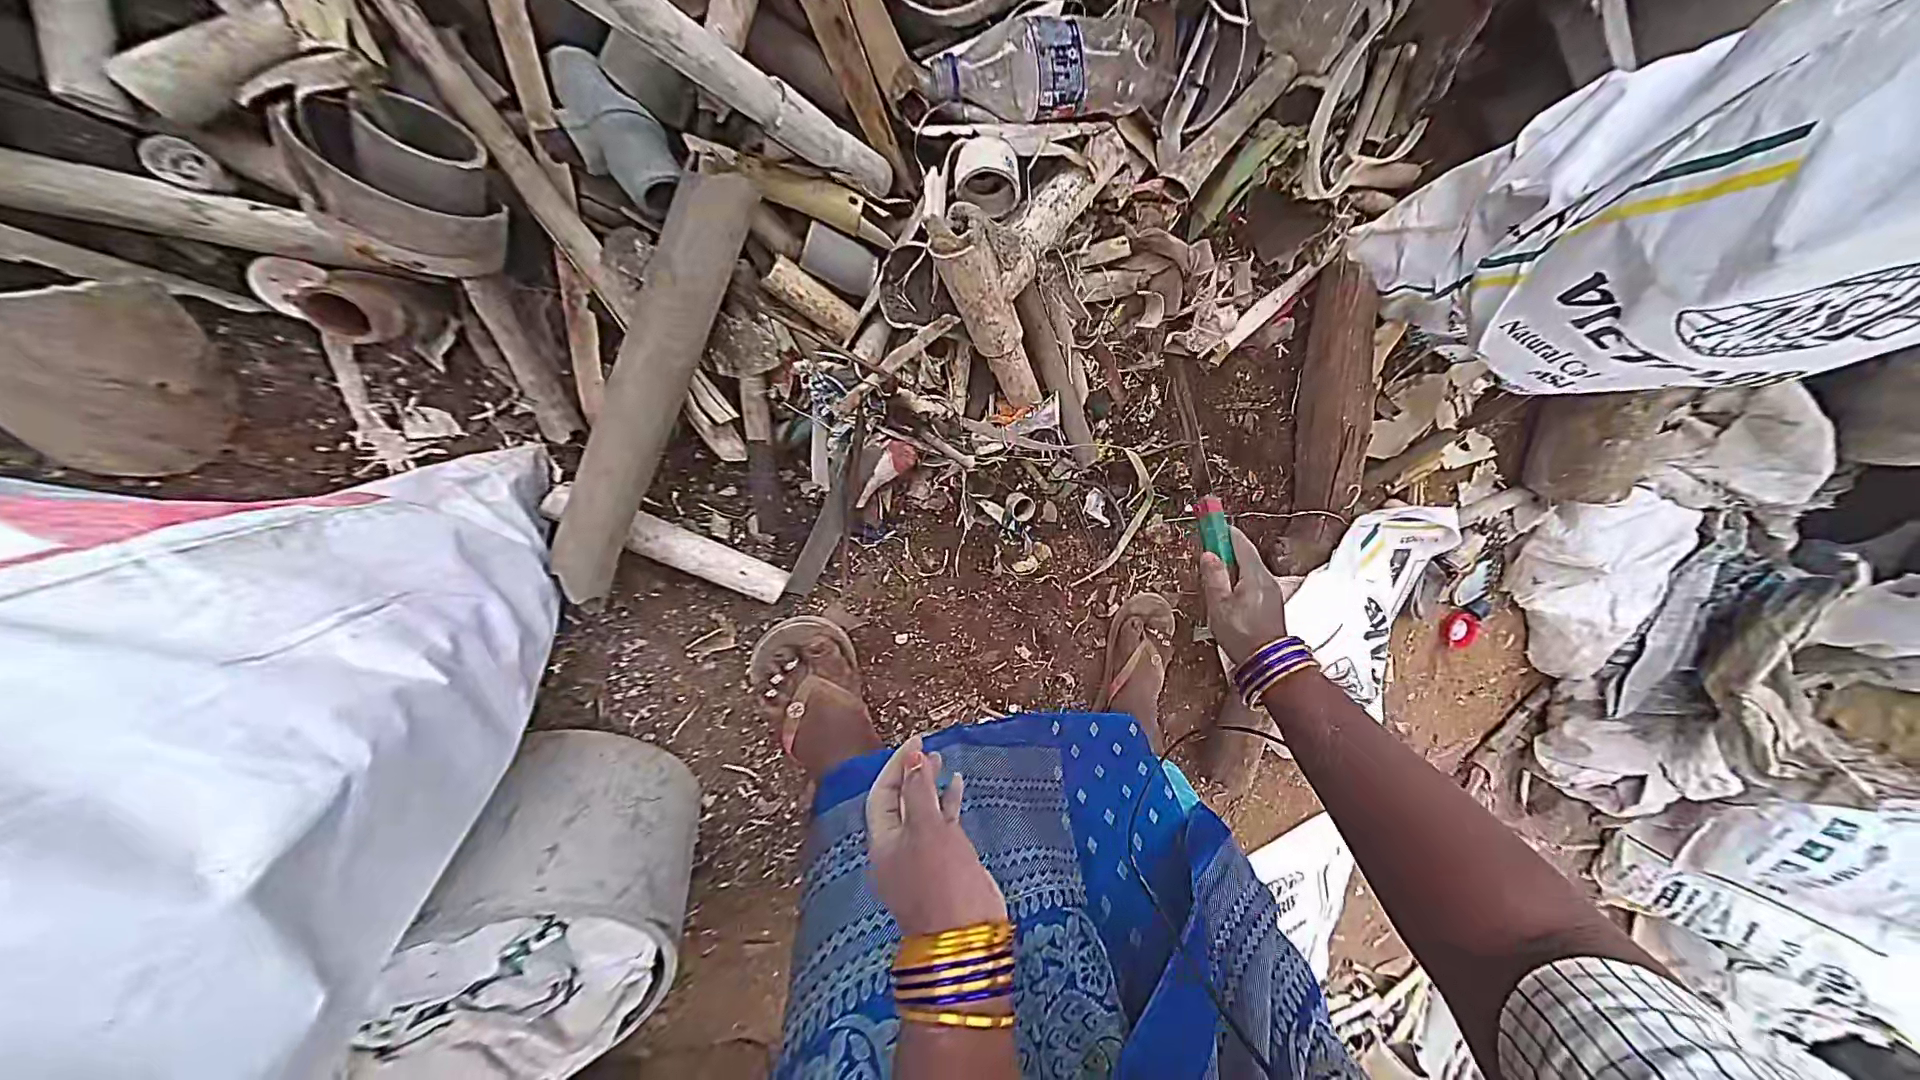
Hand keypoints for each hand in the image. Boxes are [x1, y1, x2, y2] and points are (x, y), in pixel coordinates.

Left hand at [866, 735, 1008, 936]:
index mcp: (883, 841)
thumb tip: (914, 758)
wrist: (966, 935)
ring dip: (930, 785)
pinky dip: (947, 804)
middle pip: (900, 801)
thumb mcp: (926, 828)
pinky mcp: (944, 864)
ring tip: (942, 762)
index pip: (883, 793)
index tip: (917, 741)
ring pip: (921, 811)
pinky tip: (958, 787)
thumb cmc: (941, 880)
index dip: (898, 765)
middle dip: (912, 772)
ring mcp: (921, 857)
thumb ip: (918, 790)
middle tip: (929, 749)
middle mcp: (898, 848)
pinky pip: (941, 825)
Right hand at [1199, 524, 1289, 666]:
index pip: (1240, 543)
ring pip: (1249, 568)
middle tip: (1207, 544)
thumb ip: (1214, 577)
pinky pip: (1253, 580)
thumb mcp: (1219, 605)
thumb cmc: (1242, 634)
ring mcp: (1271, 591)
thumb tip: (1209, 554)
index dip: (1224, 531)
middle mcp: (1267, 579)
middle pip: (1246, 555)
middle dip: (1226, 547)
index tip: (1211, 522)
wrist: (1267, 662)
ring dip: (1231, 563)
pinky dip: (1239, 576)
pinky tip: (1227, 587)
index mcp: (1255, 576)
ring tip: (1213, 568)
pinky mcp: (1270, 602)